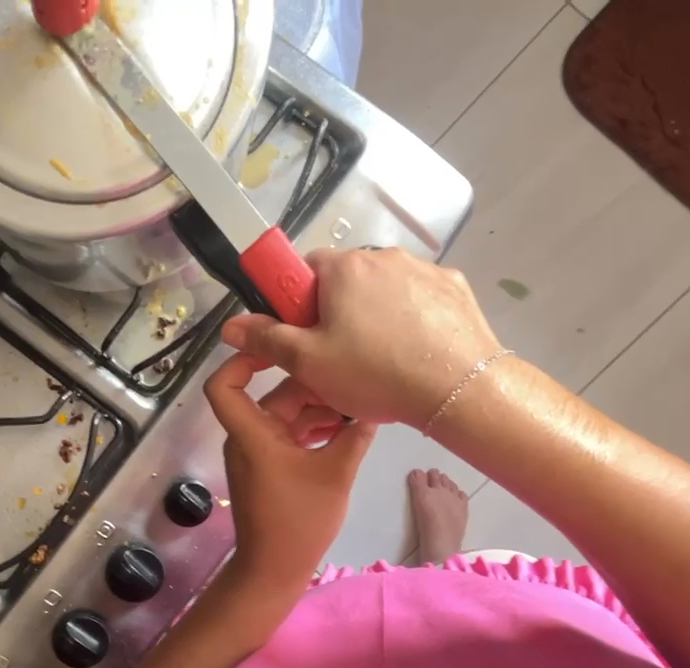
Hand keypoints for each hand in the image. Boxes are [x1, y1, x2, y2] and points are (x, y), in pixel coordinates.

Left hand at [202, 354, 375, 587]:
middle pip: (274, 396)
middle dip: (313, 386)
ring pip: (286, 415)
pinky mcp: (269, 467)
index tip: (280, 347)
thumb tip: (376, 403)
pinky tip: (348, 428)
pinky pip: (289, 435)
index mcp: (252, 434)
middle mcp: (248, 437)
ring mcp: (257, 453)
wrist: (273, 570)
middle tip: (355, 380)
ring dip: (319, 409)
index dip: (243, 359)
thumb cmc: (298, 522)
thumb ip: (355, 434)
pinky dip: (314, 428)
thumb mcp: (335, 473)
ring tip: (360, 405)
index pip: (226, 384)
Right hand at [221, 248, 504, 430]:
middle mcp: (383, 257)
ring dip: (375, 315)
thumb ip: (266, 340)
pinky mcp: (455, 287)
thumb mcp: (307, 363)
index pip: (304, 269)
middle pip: (345, 280)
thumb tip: (230, 325)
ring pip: (383, 290)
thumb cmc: (373, 373)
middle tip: (339, 358)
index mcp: (343, 268)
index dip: (297, 304)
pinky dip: (412, 320)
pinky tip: (414, 354)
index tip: (305, 337)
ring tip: (382, 361)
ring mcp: (424, 269)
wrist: (459, 387)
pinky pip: (419, 300)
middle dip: (337, 311)